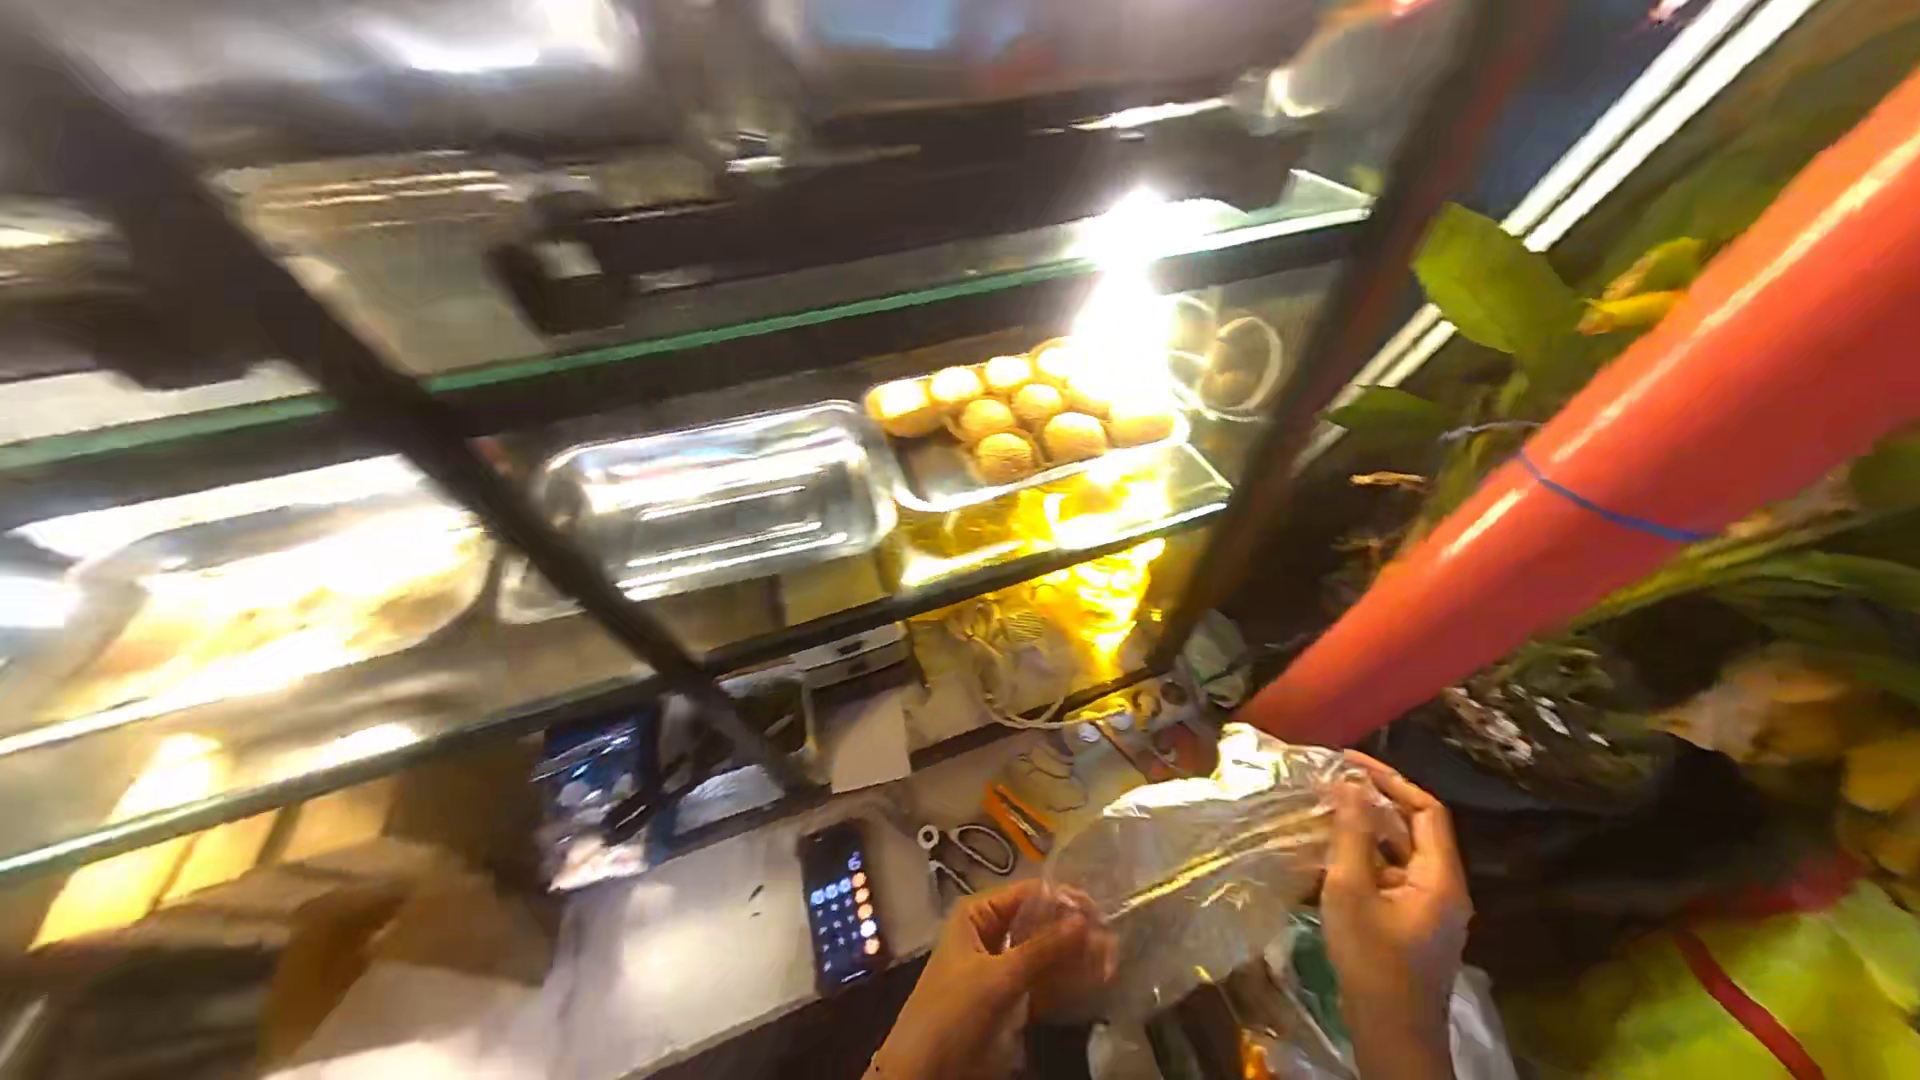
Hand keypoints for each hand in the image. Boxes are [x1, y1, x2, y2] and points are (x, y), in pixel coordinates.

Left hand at [869, 880, 1094, 1079]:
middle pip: (1039, 922)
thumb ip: (1042, 949)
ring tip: (1112, 958)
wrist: (924, 1075)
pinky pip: (1044, 982)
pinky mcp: (1012, 1000)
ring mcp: (1003, 967)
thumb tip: (1084, 919)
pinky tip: (1098, 979)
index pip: (1027, 894)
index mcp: (978, 914)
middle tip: (1112, 937)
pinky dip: (1068, 980)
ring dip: (1076, 955)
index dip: (1062, 899)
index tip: (1099, 910)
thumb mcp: (997, 979)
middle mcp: (991, 932)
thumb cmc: (952, 1013)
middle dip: (1074, 929)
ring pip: (1046, 953)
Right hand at [1321, 751, 1471, 1079]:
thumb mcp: (1352, 891)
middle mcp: (1443, 886)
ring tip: (1326, 805)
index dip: (1390, 779)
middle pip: (1415, 827)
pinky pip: (1390, 870)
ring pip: (1400, 849)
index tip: (1349, 761)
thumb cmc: (1372, 960)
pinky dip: (1364, 851)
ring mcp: (1428, 905)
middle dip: (1375, 798)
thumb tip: (1349, 786)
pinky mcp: (1411, 919)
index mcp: (1440, 877)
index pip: (1426, 810)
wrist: (1392, 1033)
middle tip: (1332, 778)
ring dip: (1366, 824)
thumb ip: (1351, 836)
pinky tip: (1331, 848)